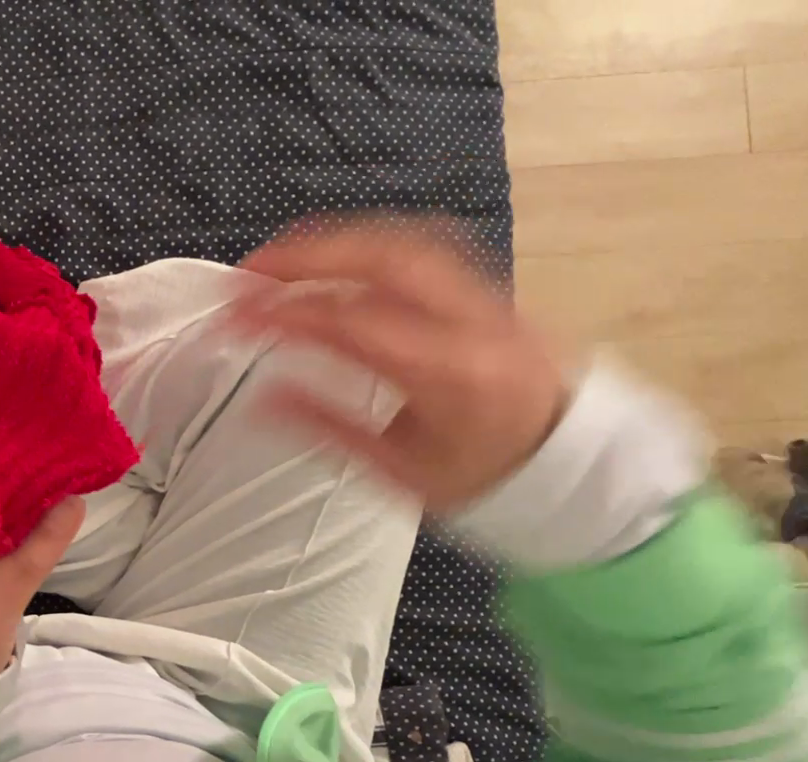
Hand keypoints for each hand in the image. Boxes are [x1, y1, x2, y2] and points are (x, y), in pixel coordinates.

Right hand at [233, 220, 570, 510]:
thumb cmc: (479, 473)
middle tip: (250, 270)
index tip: (236, 317)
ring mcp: (485, 295)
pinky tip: (333, 258)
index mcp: (449, 372)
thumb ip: (330, 427)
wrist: (570, 456)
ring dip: (334, 243)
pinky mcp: (485, 287)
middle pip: (386, 259)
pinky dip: (366, 245)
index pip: (356, 323)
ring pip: (405, 243)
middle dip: (309, 256)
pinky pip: (421, 248)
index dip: (290, 313)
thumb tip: (264, 396)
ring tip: (279, 258)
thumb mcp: (398, 469)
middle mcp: (472, 320)